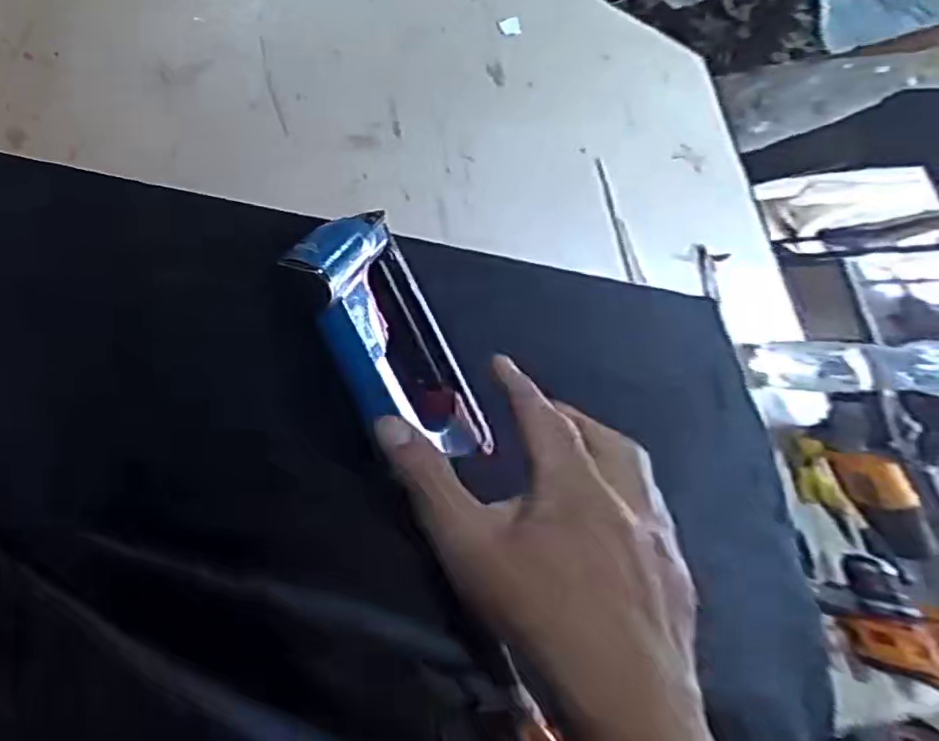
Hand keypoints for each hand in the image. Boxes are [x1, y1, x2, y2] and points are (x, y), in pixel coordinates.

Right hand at [376, 356, 707, 740]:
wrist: (627, 704)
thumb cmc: (537, 610)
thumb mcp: (463, 539)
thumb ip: (425, 477)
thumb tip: (389, 422)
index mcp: (576, 489)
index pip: (547, 420)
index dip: (519, 386)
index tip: (501, 362)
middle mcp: (628, 508)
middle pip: (609, 441)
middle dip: (569, 415)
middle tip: (535, 409)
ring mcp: (662, 548)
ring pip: (639, 479)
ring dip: (601, 453)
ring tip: (568, 458)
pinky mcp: (678, 584)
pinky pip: (653, 517)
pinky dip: (621, 496)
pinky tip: (603, 526)